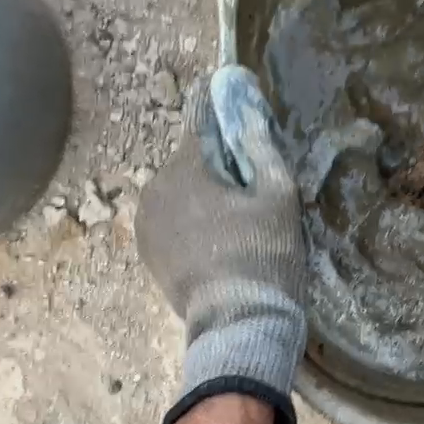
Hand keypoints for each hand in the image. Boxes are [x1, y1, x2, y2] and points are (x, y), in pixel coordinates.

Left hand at [139, 66, 307, 423]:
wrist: (239, 324)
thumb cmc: (264, 256)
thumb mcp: (278, 196)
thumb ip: (260, 144)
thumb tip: (244, 99)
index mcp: (183, 168)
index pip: (203, 129)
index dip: (231, 137)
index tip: (252, 156)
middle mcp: (153, 189)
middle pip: (191, 166)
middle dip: (217, 176)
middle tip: (251, 206)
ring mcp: (145, 225)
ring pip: (180, 198)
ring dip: (203, 205)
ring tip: (236, 233)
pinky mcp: (147, 255)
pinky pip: (172, 226)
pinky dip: (191, 231)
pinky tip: (217, 252)